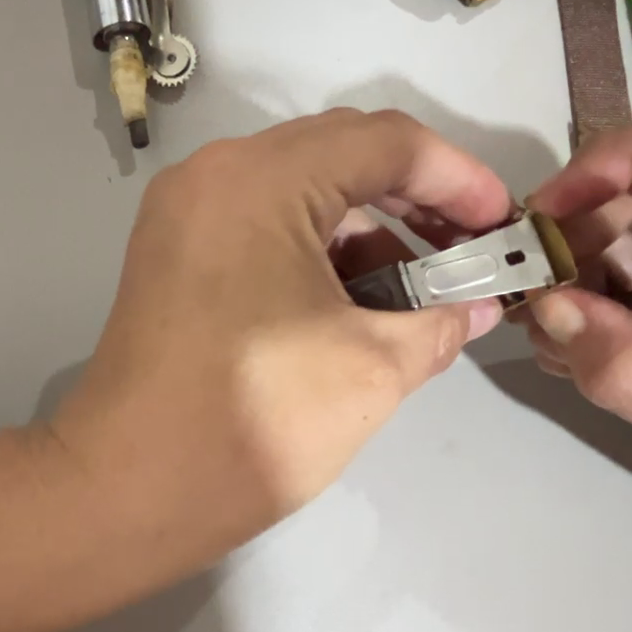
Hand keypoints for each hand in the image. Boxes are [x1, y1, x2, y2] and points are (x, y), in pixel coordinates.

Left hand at [53, 110, 510, 535]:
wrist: (129, 488)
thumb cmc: (255, 419)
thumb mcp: (372, 367)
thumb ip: (440, 321)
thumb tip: (476, 306)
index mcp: (260, 179)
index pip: (384, 143)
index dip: (458, 178)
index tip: (502, 226)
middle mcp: (212, 176)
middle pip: (336, 157)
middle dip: (413, 200)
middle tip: (467, 252)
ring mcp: (182, 215)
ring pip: (295, 193)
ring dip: (363, 230)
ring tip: (419, 290)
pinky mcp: (170, 256)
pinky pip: (257, 227)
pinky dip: (311, 251)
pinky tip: (355, 302)